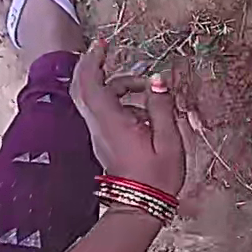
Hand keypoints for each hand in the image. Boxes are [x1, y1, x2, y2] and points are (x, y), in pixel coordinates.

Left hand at [72, 38, 187, 202]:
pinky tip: (145, 110)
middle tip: (106, 51)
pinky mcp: (103, 140)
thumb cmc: (157, 176)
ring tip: (149, 91)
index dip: (93, 60)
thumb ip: (162, 106)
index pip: (91, 83)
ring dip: (117, 85)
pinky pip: (103, 111)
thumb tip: (158, 79)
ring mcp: (99, 133)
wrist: (140, 208)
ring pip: (95, 98)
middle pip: (82, 87)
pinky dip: (118, 100)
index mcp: (111, 121)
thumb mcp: (168, 140)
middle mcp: (99, 124)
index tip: (103, 44)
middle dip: (92, 65)